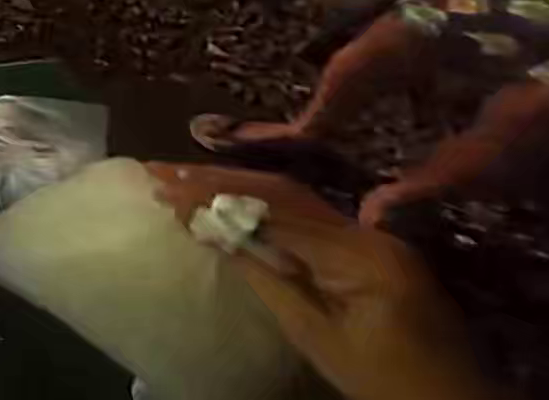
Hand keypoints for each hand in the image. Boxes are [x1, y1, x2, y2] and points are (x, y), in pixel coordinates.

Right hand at [147, 163, 500, 399]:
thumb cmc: (388, 385)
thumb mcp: (316, 336)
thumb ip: (262, 275)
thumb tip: (206, 227)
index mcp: (363, 256)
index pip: (270, 213)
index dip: (211, 198)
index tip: (162, 189)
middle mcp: (369, 235)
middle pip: (277, 191)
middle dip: (214, 178)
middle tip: (160, 170)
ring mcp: (372, 238)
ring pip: (286, 195)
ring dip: (229, 183)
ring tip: (179, 176)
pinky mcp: (368, 248)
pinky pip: (302, 213)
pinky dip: (255, 201)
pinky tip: (223, 197)